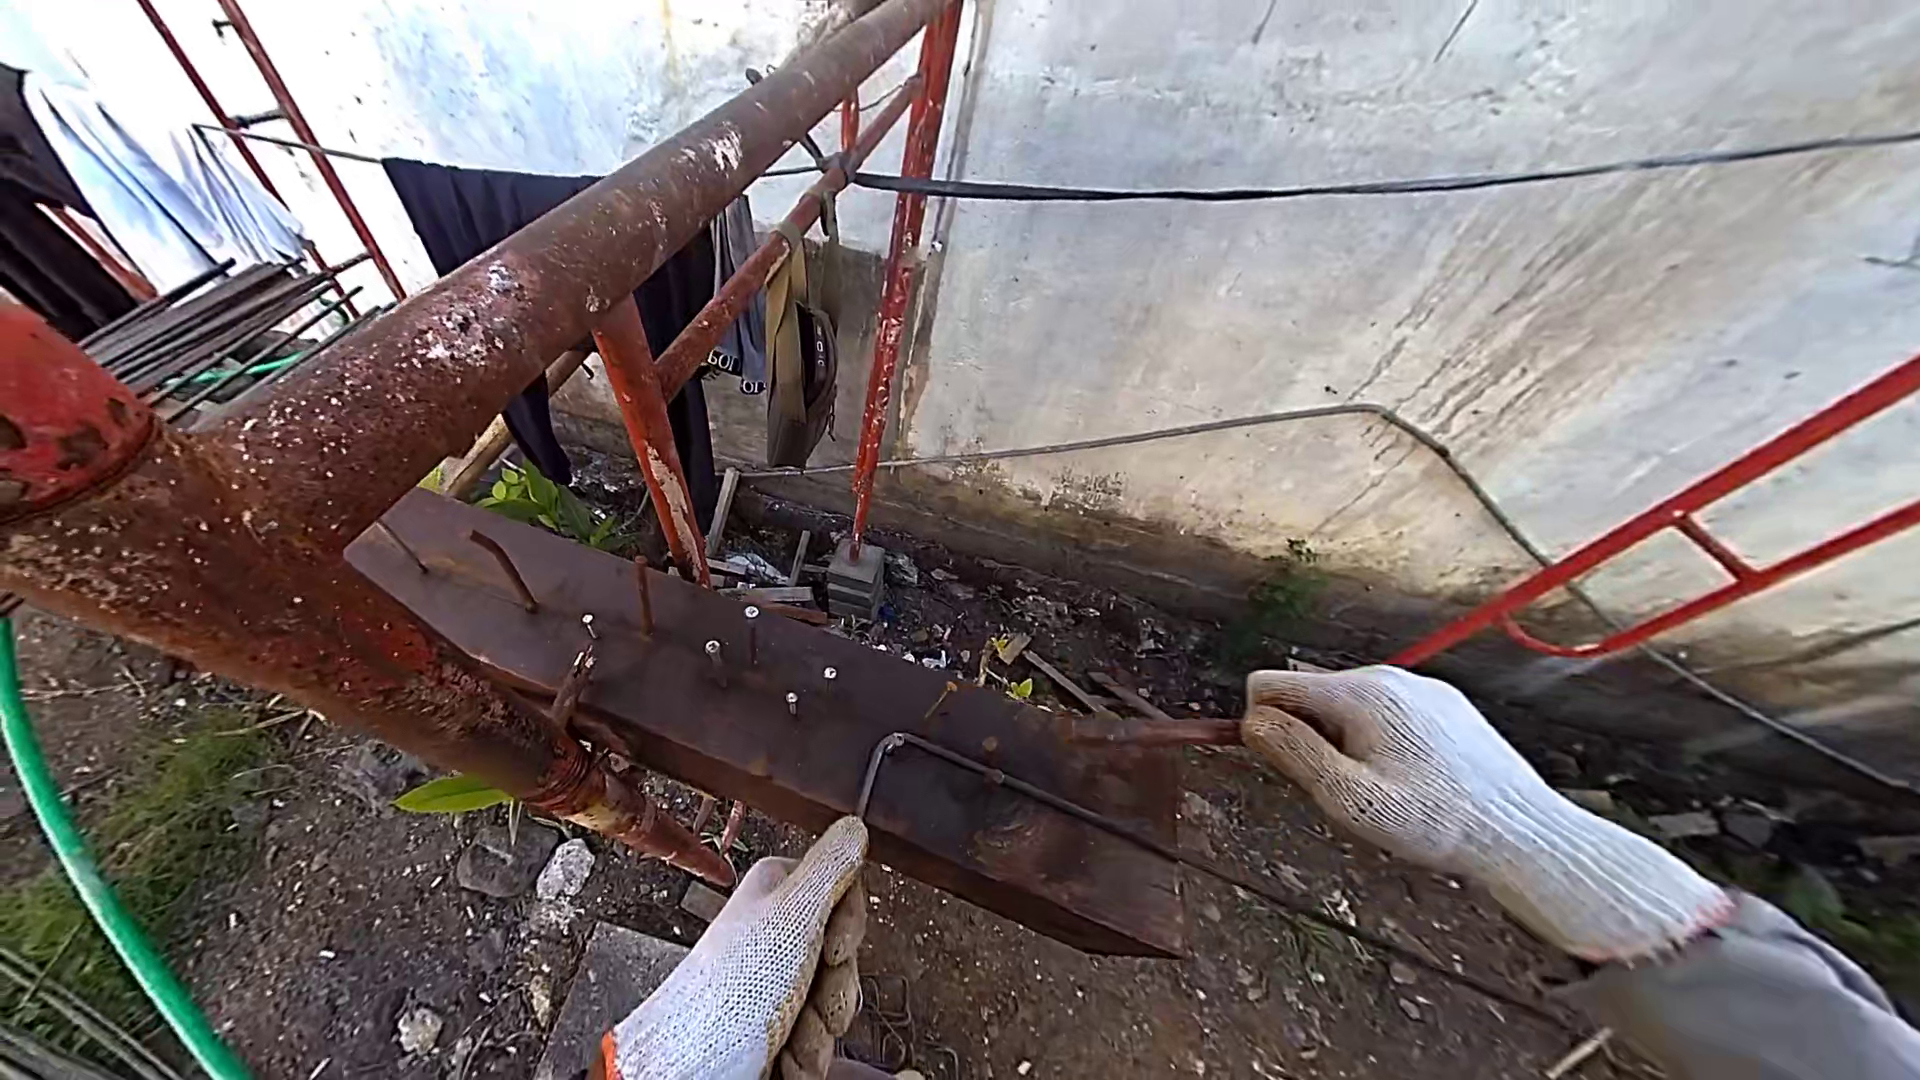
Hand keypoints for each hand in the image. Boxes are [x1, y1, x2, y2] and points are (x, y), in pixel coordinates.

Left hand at [601, 817, 867, 1079]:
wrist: (689, 1074)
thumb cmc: (729, 994)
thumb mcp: (791, 913)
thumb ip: (830, 865)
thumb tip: (854, 824)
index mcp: (781, 888)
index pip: (846, 892)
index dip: (850, 927)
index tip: (835, 950)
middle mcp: (780, 929)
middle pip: (844, 948)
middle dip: (837, 987)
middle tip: (815, 1003)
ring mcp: (778, 979)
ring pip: (835, 994)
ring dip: (824, 1026)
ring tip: (795, 1040)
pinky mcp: (777, 1024)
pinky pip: (819, 1032)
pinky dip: (810, 1052)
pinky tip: (788, 1057)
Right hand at [1241, 665, 1731, 961]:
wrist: (1532, 839)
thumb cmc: (1439, 823)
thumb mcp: (1349, 799)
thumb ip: (1292, 754)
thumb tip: (1251, 722)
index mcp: (1356, 693)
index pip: (1267, 684)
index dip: (1263, 724)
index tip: (1289, 762)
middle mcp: (1383, 676)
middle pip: (1303, 694)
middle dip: (1305, 734)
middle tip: (1342, 782)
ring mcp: (1415, 686)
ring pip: (1338, 701)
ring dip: (1339, 736)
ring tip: (1381, 781)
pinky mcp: (1439, 701)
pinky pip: (1378, 706)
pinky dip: (1374, 734)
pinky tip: (1410, 772)